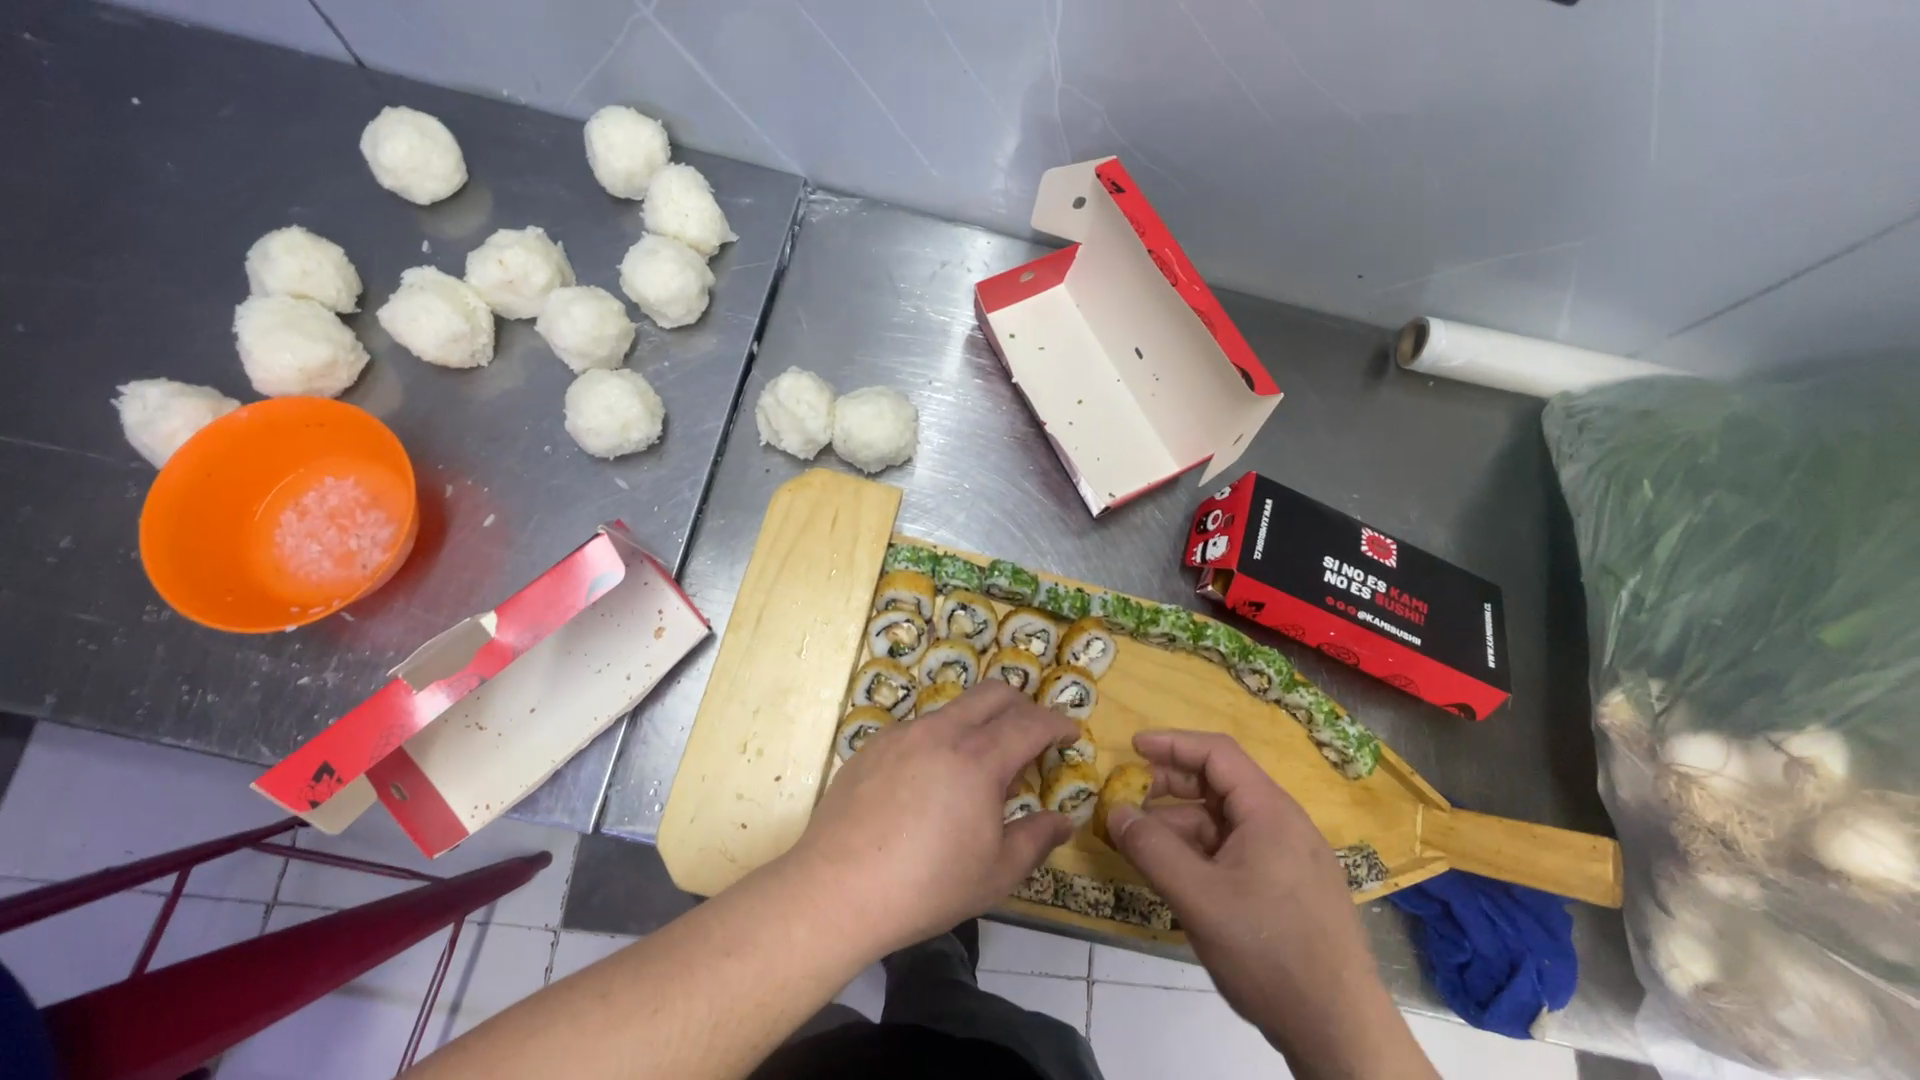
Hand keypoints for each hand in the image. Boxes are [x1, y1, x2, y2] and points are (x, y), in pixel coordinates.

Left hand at [788, 682, 1077, 954]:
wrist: (836, 891)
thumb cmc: (926, 887)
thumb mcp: (995, 873)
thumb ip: (1036, 840)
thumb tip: (1063, 821)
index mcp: (978, 758)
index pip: (1030, 722)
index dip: (1057, 723)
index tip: (1071, 733)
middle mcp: (940, 733)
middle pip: (992, 694)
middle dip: (1021, 705)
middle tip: (1033, 735)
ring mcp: (900, 736)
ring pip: (951, 710)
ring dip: (977, 723)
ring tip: (979, 766)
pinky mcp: (870, 748)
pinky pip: (916, 730)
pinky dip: (939, 741)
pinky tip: (930, 783)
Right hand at [1107, 731, 1430, 1075]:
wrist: (1338, 1027)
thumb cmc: (1267, 950)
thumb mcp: (1198, 897)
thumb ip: (1152, 849)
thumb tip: (1115, 811)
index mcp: (1269, 811)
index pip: (1217, 753)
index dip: (1171, 743)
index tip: (1130, 747)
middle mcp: (1283, 824)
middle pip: (1220, 785)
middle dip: (1170, 787)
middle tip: (1126, 800)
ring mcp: (1289, 858)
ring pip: (1225, 824)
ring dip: (1180, 826)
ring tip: (1140, 846)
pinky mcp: (1288, 889)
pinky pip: (1236, 852)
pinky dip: (1201, 854)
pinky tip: (1175, 876)